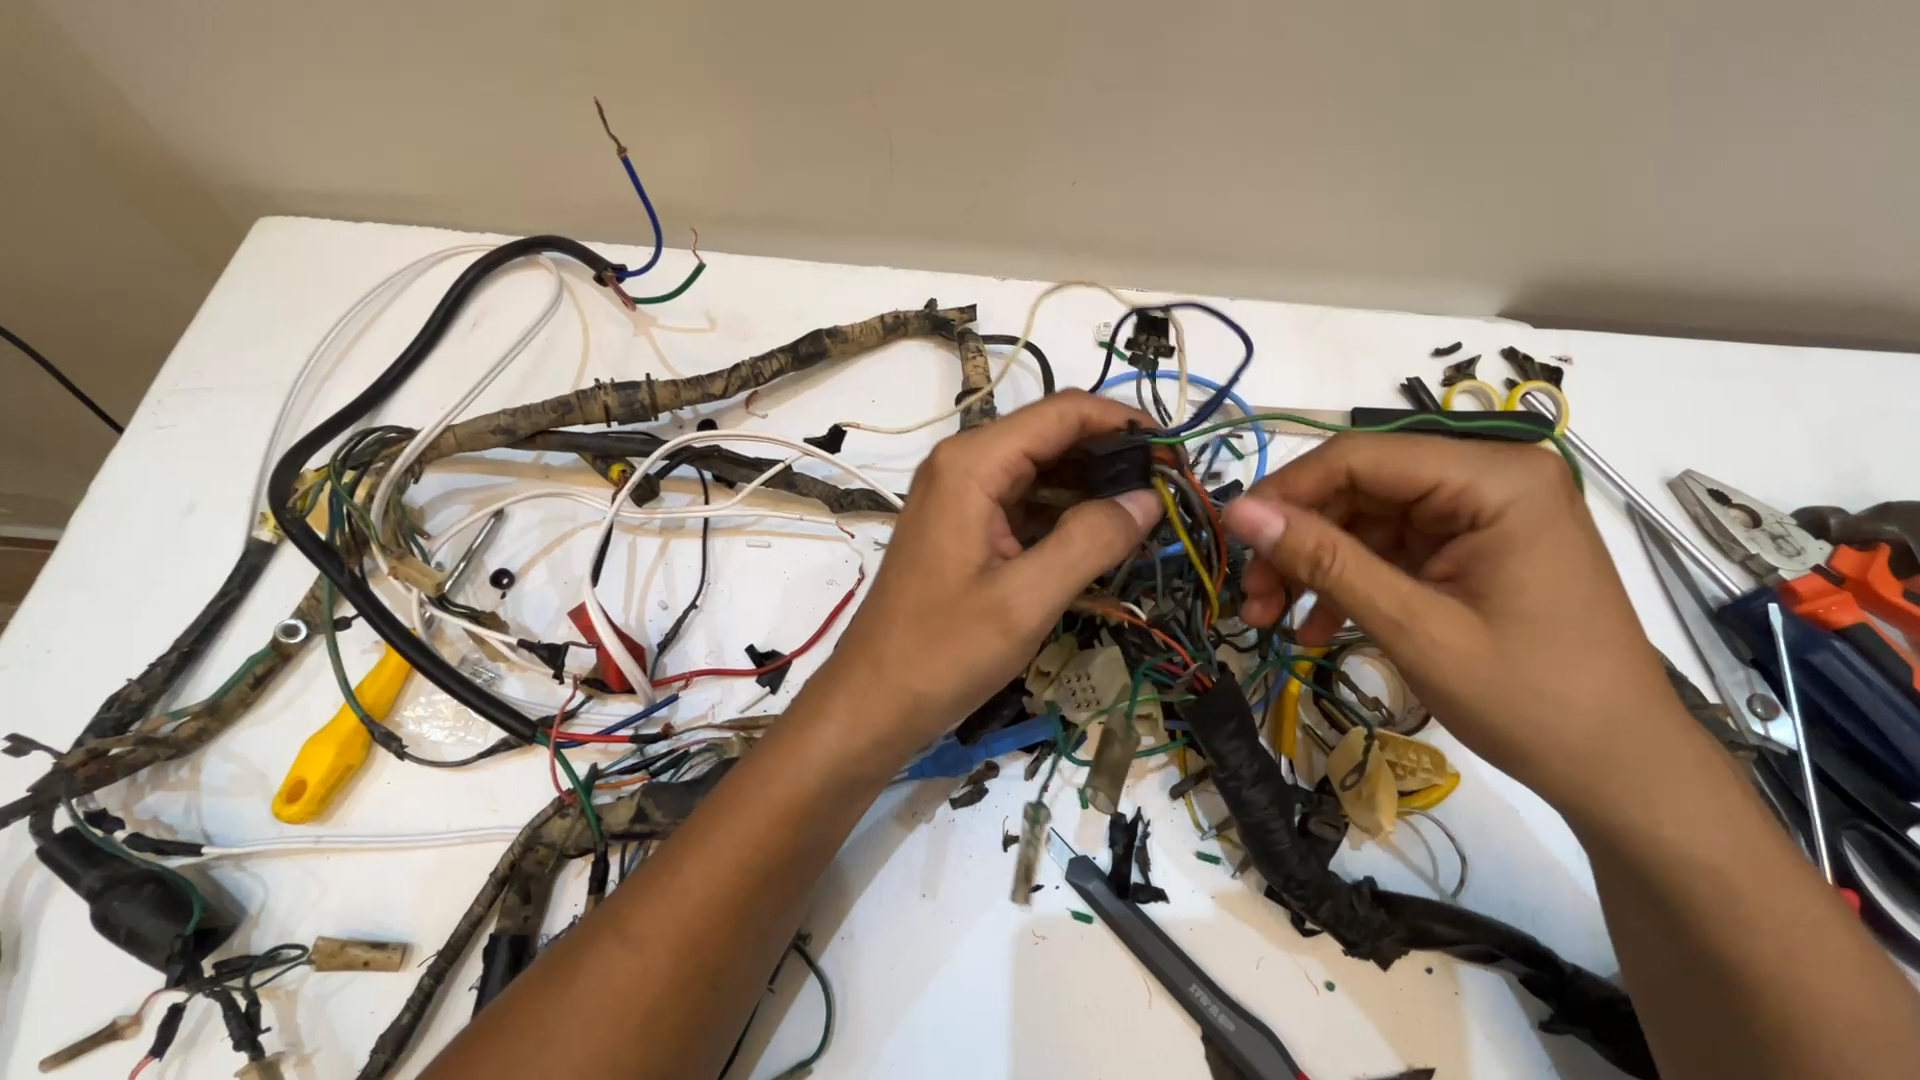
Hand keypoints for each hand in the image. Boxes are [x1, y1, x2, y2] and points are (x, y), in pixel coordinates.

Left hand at [814, 391, 1161, 751]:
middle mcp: (963, 465)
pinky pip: (1024, 505)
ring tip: (1148, 518)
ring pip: (1041, 472)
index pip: (1063, 413)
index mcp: (972, 464)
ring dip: (1092, 489)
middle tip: (1170, 495)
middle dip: (1113, 459)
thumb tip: (1148, 499)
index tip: (1176, 456)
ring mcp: (960, 497)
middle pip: (1053, 438)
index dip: (1124, 424)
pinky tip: (1102, 541)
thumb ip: (1090, 541)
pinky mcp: (963, 529)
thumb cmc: (943, 651)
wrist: (874, 700)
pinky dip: (1064, 516)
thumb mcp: (1025, 599)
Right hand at [1223, 433, 1690, 810]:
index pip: (1361, 457)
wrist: (1620, 769)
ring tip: (1273, 621)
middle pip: (1360, 488)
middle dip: (1299, 542)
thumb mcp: (1413, 627)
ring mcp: (1485, 515)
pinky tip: (1319, 628)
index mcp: (1496, 479)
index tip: (1231, 539)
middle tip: (1252, 598)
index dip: (1286, 493)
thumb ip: (1324, 561)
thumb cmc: (1529, 699)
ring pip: (1366, 521)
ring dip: (1316, 569)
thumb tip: (1238, 512)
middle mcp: (1492, 479)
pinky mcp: (1477, 549)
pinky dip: (1352, 584)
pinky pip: (1392, 550)